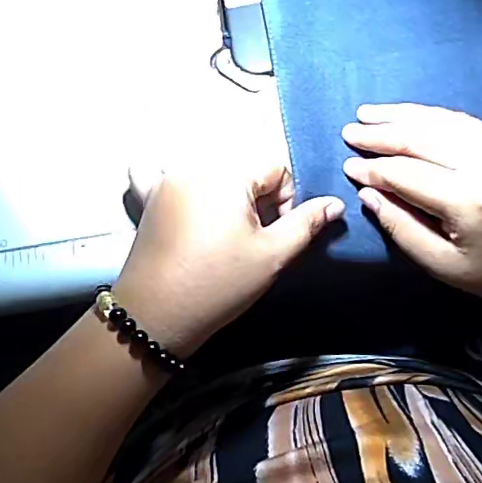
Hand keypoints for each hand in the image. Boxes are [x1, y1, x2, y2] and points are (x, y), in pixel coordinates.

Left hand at [112, 161, 342, 357]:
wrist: (156, 316)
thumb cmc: (218, 284)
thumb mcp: (273, 256)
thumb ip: (307, 223)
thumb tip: (335, 203)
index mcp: (228, 173)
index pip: (277, 169)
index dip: (286, 203)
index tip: (275, 235)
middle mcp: (195, 166)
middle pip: (245, 169)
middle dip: (256, 200)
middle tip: (250, 240)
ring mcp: (165, 180)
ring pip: (210, 171)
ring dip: (223, 194)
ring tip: (222, 233)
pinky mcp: (147, 198)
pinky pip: (155, 171)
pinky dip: (171, 181)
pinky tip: (180, 201)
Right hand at [341, 103, 481, 326]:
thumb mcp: (445, 266)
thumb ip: (402, 228)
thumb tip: (368, 194)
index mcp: (469, 199)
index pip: (406, 173)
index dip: (373, 170)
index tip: (348, 167)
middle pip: (421, 137)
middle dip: (381, 134)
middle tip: (349, 130)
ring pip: (442, 121)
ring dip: (403, 115)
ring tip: (370, 113)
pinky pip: (464, 122)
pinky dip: (432, 117)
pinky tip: (412, 118)